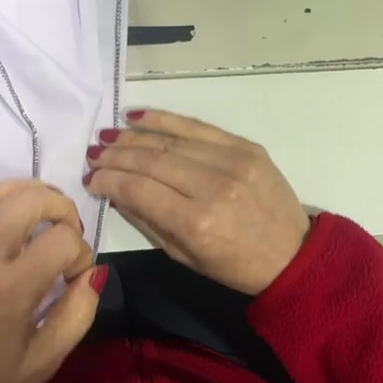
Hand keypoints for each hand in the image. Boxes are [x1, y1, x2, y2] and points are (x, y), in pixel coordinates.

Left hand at [0, 180, 105, 382]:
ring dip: (26, 195)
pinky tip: (1, 215)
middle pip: (29, 200)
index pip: (62, 240)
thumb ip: (78, 313)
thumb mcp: (44, 360)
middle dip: (61, 207)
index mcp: (10, 291)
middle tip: (65, 230)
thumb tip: (94, 271)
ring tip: (39, 213)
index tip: (74, 274)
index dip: (81, 252)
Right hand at [84, 109, 310, 294]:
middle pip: (152, 160)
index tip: (90, 176)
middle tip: (93, 153)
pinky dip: (165, 119)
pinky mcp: (247, 147)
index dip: (109, 179)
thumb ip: (146, 220)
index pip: (139, 190)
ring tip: (108, 134)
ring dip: (133, 136)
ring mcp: (233, 162)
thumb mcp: (183, 256)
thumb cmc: (233, 266)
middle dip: (116, 155)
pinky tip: (137, 117)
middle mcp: (214, 187)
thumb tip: (114, 190)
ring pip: (171, 140)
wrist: (292, 255)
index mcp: (196, 223)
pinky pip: (198, 126)